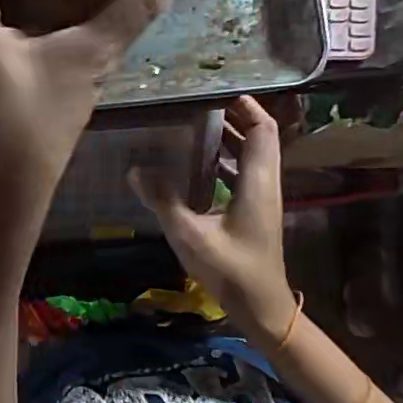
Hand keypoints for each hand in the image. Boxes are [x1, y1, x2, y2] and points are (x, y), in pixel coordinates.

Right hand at [131, 96, 294, 341]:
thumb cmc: (232, 272)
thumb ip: (163, 202)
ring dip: (233, 140)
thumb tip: (136, 170)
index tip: (219, 94)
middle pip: (261, 139)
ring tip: (198, 128)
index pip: (263, 130)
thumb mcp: (191, 236)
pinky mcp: (258, 214)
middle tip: (201, 107)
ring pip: (255, 157)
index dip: (247, 108)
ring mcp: (265, 200)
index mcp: (258, 183)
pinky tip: (201, 168)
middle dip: (236, 119)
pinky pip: (248, 175)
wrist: (263, 308)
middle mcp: (267, 185)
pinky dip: (230, 162)